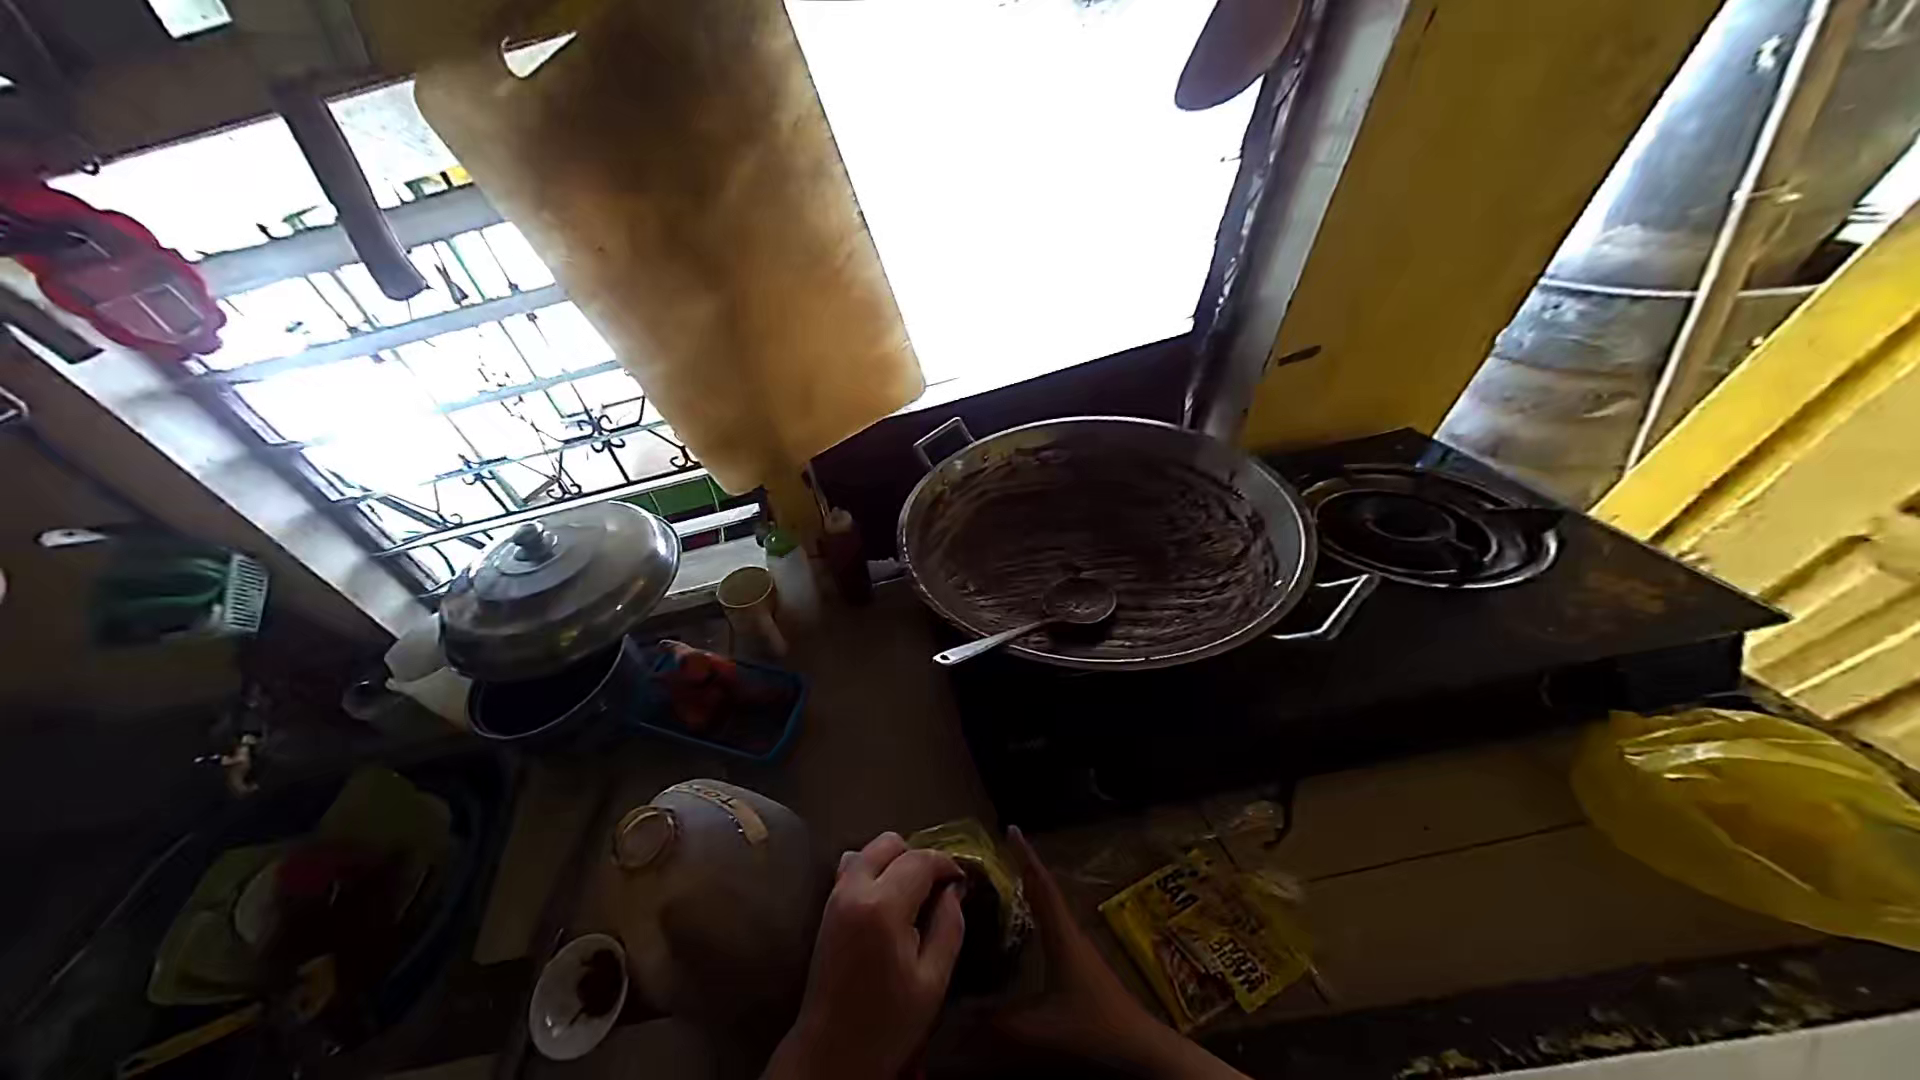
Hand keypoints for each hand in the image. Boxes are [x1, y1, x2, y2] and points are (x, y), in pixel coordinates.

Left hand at [764, 832, 964, 1079]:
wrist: (830, 1053)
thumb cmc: (887, 1024)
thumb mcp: (933, 981)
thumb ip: (949, 926)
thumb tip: (954, 889)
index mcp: (883, 906)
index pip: (921, 859)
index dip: (946, 864)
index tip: (961, 881)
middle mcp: (855, 889)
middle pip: (891, 842)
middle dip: (918, 857)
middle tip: (935, 888)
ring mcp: (835, 895)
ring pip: (869, 850)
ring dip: (894, 860)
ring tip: (912, 894)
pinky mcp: (826, 907)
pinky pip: (852, 867)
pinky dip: (873, 870)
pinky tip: (887, 901)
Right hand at [994, 827, 1250, 1079]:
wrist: (1138, 1043)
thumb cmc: (1093, 1024)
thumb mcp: (1042, 1026)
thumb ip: (999, 1022)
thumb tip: (957, 1015)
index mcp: (1061, 933)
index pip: (1041, 885)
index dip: (1026, 856)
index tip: (1011, 828)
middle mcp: (1069, 931)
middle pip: (1045, 888)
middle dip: (1024, 865)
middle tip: (1000, 848)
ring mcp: (1077, 944)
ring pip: (1051, 904)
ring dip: (1032, 885)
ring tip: (1006, 875)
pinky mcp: (1079, 958)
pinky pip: (1053, 920)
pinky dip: (1037, 907)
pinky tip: (1025, 918)